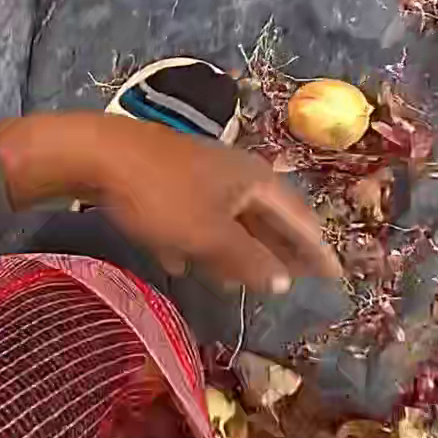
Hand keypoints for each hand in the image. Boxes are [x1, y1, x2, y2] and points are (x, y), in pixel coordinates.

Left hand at [0, 112, 338, 292]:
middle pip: (264, 217)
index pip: (298, 218)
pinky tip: (181, 263)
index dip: (317, 250)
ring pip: (225, 218)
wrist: (101, 154)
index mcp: (254, 181)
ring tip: (240, 282)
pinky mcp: (168, 180)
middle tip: (294, 281)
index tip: (335, 275)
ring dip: (234, 250)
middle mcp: (233, 172)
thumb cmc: (163, 196)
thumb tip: (284, 281)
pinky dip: (194, 241)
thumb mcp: (209, 235)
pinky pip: (192, 217)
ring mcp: (199, 173)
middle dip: (276, 251)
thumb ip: (249, 260)